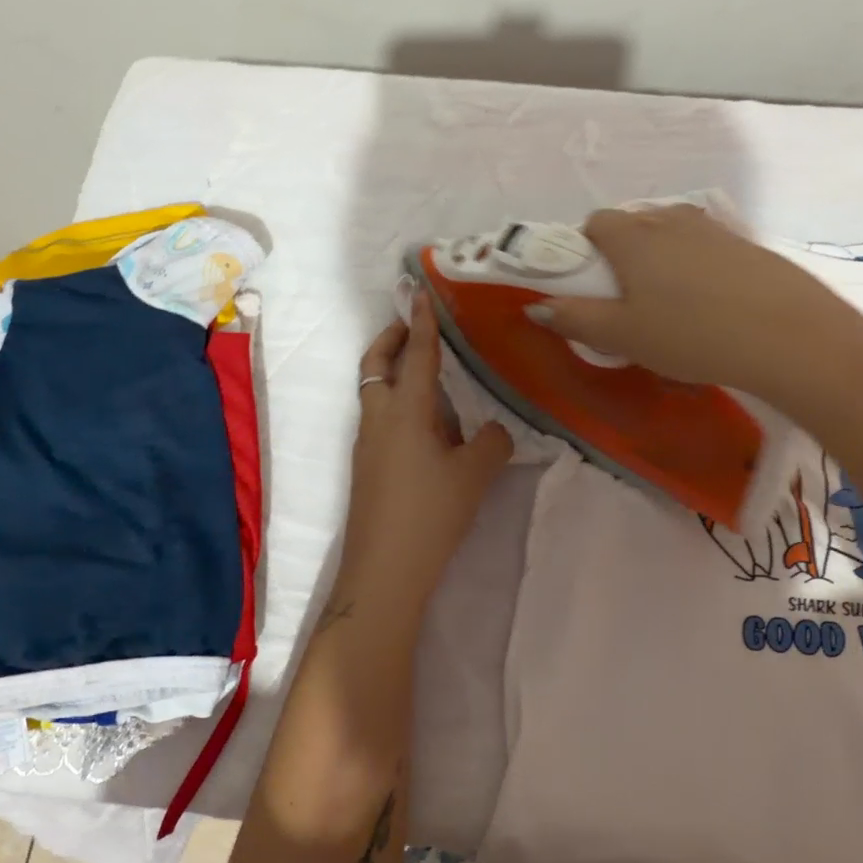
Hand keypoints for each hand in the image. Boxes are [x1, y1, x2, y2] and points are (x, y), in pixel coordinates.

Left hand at [341, 291, 512, 612]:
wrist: (383, 570)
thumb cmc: (430, 514)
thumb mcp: (474, 475)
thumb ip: (493, 442)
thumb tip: (496, 430)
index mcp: (406, 410)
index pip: (417, 354)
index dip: (423, 321)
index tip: (420, 291)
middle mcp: (379, 418)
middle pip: (376, 363)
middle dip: (392, 339)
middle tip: (415, 326)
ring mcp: (367, 442)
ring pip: (375, 390)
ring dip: (395, 371)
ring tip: (430, 374)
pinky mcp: (367, 465)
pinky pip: (380, 416)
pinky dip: (397, 401)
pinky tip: (428, 423)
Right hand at [534, 204, 837, 391]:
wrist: (788, 336)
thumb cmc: (690, 334)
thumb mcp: (622, 336)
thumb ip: (574, 318)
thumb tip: (535, 305)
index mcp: (633, 236)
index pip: (594, 223)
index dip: (585, 250)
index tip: (592, 287)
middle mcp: (670, 220)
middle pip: (634, 225)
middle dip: (622, 255)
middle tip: (629, 303)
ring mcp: (714, 229)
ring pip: (673, 236)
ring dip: (662, 261)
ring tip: (671, 307)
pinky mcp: (749, 246)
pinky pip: (707, 250)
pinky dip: (698, 270)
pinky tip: (711, 309)